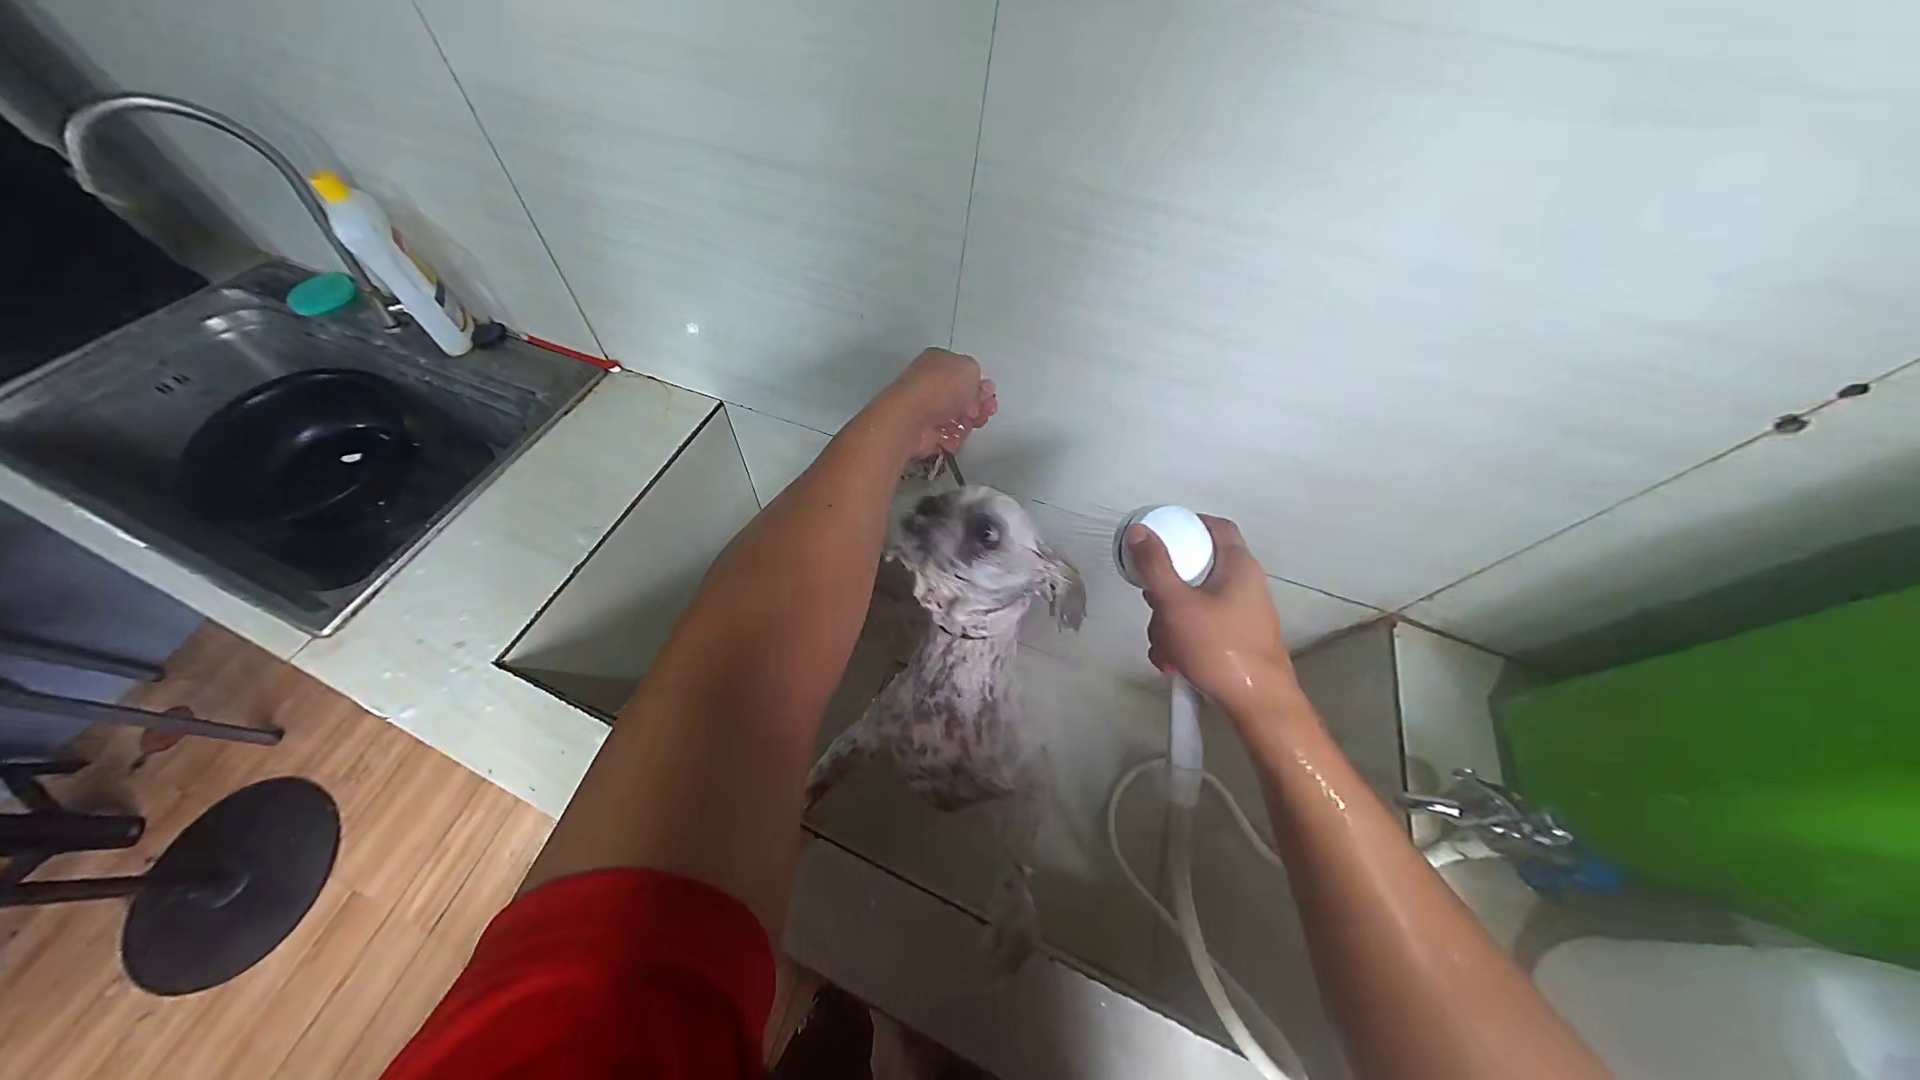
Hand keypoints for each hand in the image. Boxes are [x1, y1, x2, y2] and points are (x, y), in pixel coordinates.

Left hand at [870, 348, 996, 456]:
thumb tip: (974, 389)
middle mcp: (930, 385)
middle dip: (978, 408)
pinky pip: (946, 438)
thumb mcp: (969, 368)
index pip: (964, 374)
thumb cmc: (940, 388)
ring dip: (967, 424)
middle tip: (983, 413)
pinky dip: (953, 439)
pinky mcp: (924, 433)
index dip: (980, 386)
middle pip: (963, 399)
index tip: (989, 396)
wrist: (910, 419)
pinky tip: (953, 437)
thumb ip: (976, 374)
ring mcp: (926, 410)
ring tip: (965, 425)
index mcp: (938, 363)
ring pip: (957, 421)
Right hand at [1126, 515, 1306, 724]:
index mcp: (1239, 566)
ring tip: (1163, 646)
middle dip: (1167, 589)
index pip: (1216, 527)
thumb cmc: (1218, 647)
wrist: (1257, 704)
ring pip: (1195, 603)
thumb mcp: (1176, 603)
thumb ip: (1155, 566)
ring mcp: (1244, 615)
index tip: (1160, 536)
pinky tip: (1172, 661)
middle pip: (1198, 570)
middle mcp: (1246, 585)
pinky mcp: (1239, 640)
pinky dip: (1184, 639)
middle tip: (1151, 603)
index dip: (1188, 524)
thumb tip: (1140, 531)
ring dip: (1170, 621)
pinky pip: (1203, 628)